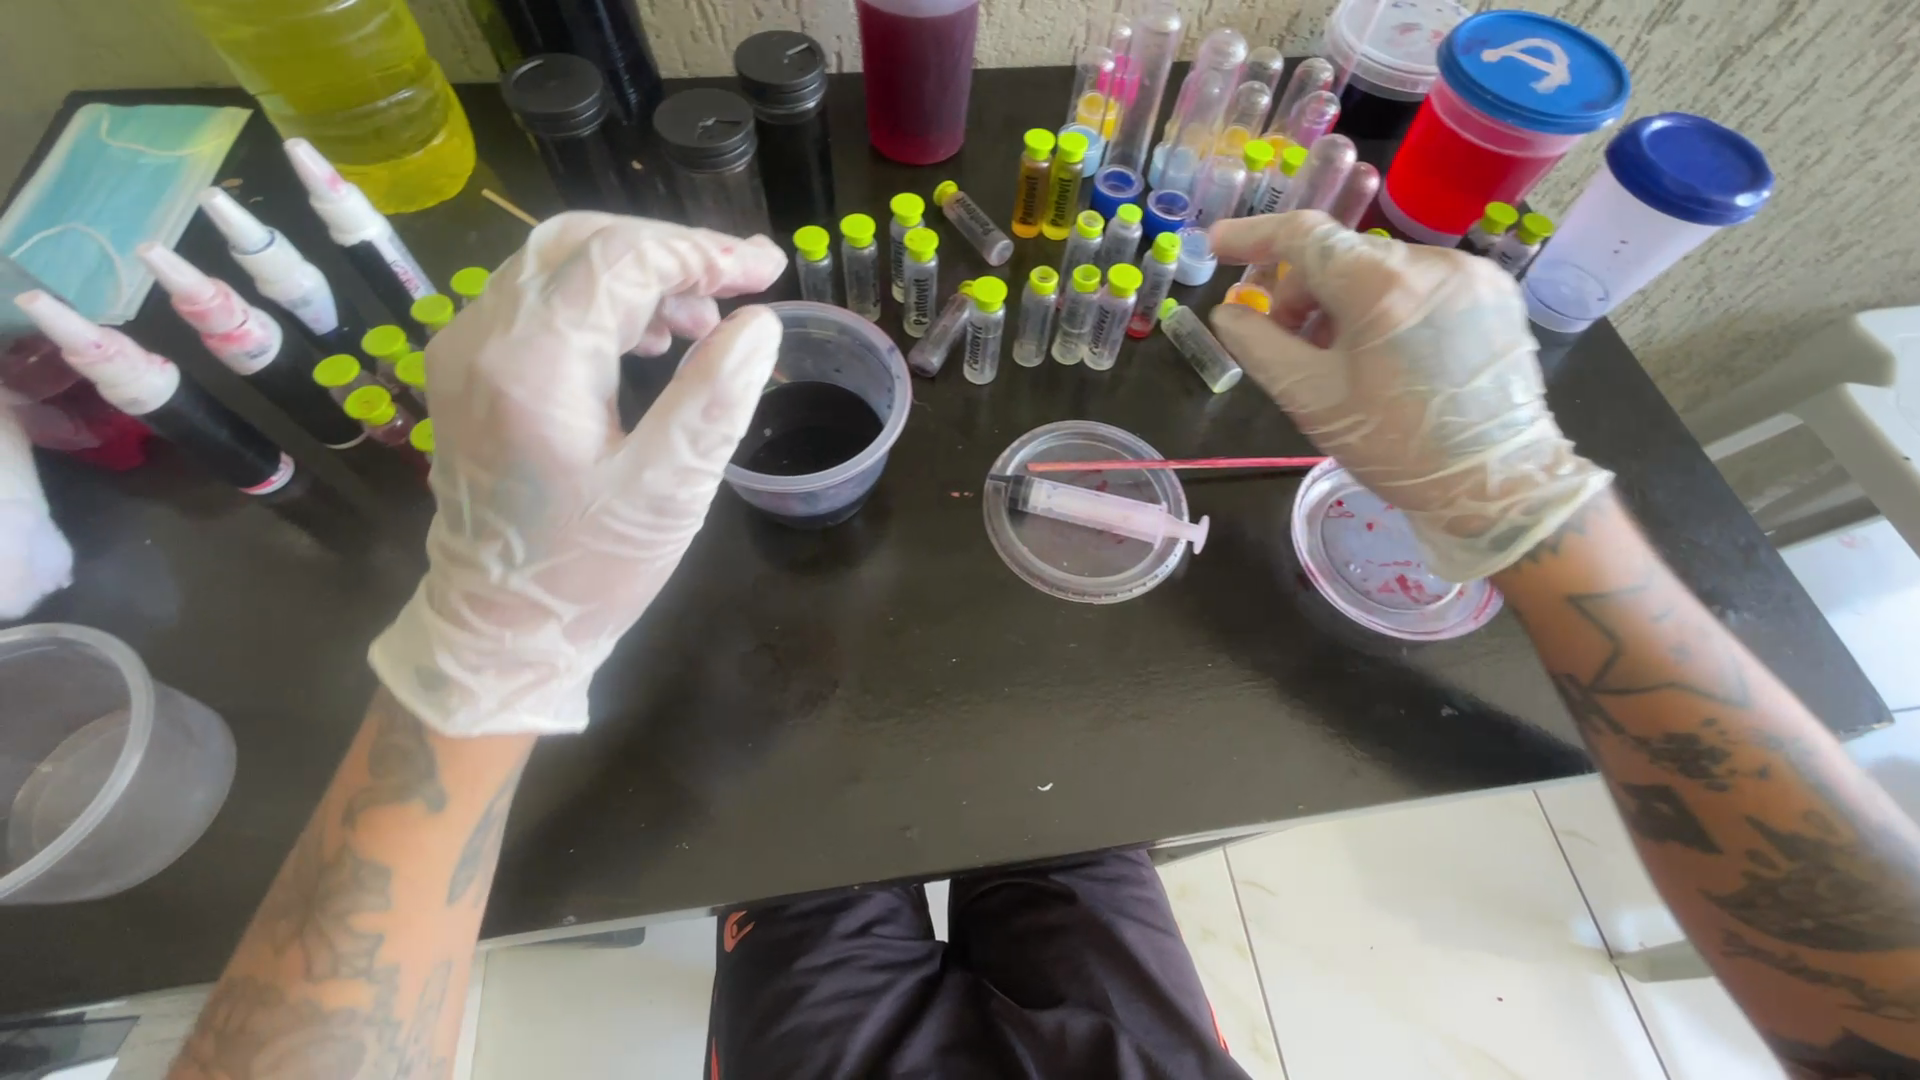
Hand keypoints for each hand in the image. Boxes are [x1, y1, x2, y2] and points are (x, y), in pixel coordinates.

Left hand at [370, 213, 786, 736]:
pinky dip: (605, 301)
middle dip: (673, 251)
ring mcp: (466, 350)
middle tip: (744, 282)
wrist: (498, 628)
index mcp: (533, 364)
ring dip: (641, 274)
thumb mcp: (669, 493)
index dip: (704, 254)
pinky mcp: (472, 372)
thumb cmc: (589, 570)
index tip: (770, 271)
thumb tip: (761, 323)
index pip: (623, 260)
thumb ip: (714, 399)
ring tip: (706, 320)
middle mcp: (482, 336)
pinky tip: (651, 340)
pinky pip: (541, 302)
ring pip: (559, 265)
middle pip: (582, 242)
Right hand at [1207, 210, 1610, 581]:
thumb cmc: (1391, 443)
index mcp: (1381, 285)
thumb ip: (1257, 345)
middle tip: (1289, 345)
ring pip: (1377, 271)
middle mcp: (1431, 261)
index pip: (1303, 235)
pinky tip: (1386, 356)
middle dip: (1301, 294)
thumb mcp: (1308, 397)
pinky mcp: (1493, 293)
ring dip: (1342, 304)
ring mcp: (1470, 274)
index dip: (1253, 236)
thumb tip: (1228, 311)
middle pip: (1340, 257)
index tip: (1217, 245)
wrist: (1492, 480)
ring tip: (1341, 360)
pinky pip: (1417, 283)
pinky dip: (1384, 307)